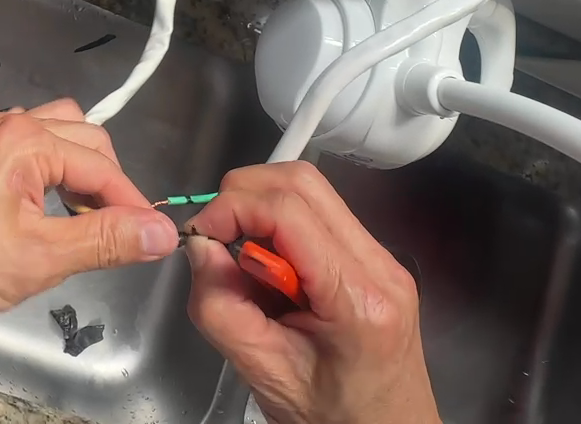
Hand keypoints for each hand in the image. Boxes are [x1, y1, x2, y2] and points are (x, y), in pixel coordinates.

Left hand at [0, 98, 178, 323]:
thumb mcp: (38, 259)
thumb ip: (104, 240)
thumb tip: (161, 232)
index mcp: (26, 140)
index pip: (101, 166)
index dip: (133, 204)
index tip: (155, 240)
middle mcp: (11, 123)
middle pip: (86, 139)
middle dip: (108, 185)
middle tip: (115, 234)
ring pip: (62, 134)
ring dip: (82, 171)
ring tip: (84, 219)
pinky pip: (35, 144)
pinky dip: (55, 170)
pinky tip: (50, 206)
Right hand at [185, 162, 437, 423]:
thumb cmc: (329, 418)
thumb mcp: (262, 370)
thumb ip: (220, 306)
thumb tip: (198, 244)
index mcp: (357, 298)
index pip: (287, 209)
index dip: (232, 207)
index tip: (201, 234)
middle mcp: (379, 265)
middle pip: (300, 181)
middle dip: (244, 194)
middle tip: (217, 235)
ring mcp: (382, 257)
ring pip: (309, 186)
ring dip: (261, 203)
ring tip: (243, 252)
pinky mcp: (373, 257)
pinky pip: (318, 210)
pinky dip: (279, 219)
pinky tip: (269, 262)